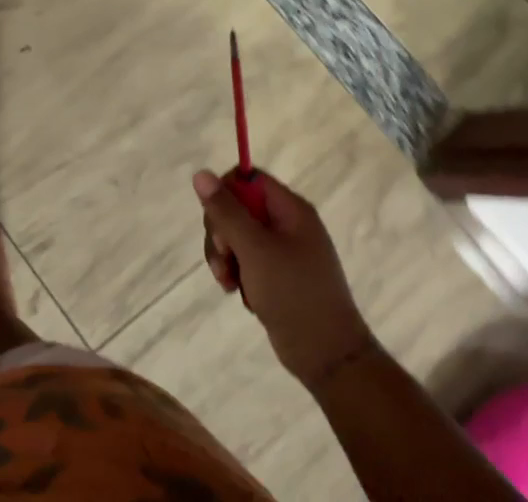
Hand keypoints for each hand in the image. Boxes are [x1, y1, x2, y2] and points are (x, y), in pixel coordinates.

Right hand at [193, 169, 373, 387]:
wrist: (325, 354)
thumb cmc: (293, 294)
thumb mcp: (254, 249)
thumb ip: (226, 211)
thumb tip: (201, 174)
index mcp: (291, 210)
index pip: (246, 179)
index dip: (225, 195)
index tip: (219, 224)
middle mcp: (288, 224)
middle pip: (236, 208)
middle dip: (221, 233)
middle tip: (225, 258)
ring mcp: (283, 250)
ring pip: (236, 236)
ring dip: (224, 257)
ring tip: (228, 283)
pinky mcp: (277, 274)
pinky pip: (245, 260)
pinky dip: (236, 273)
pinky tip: (239, 292)